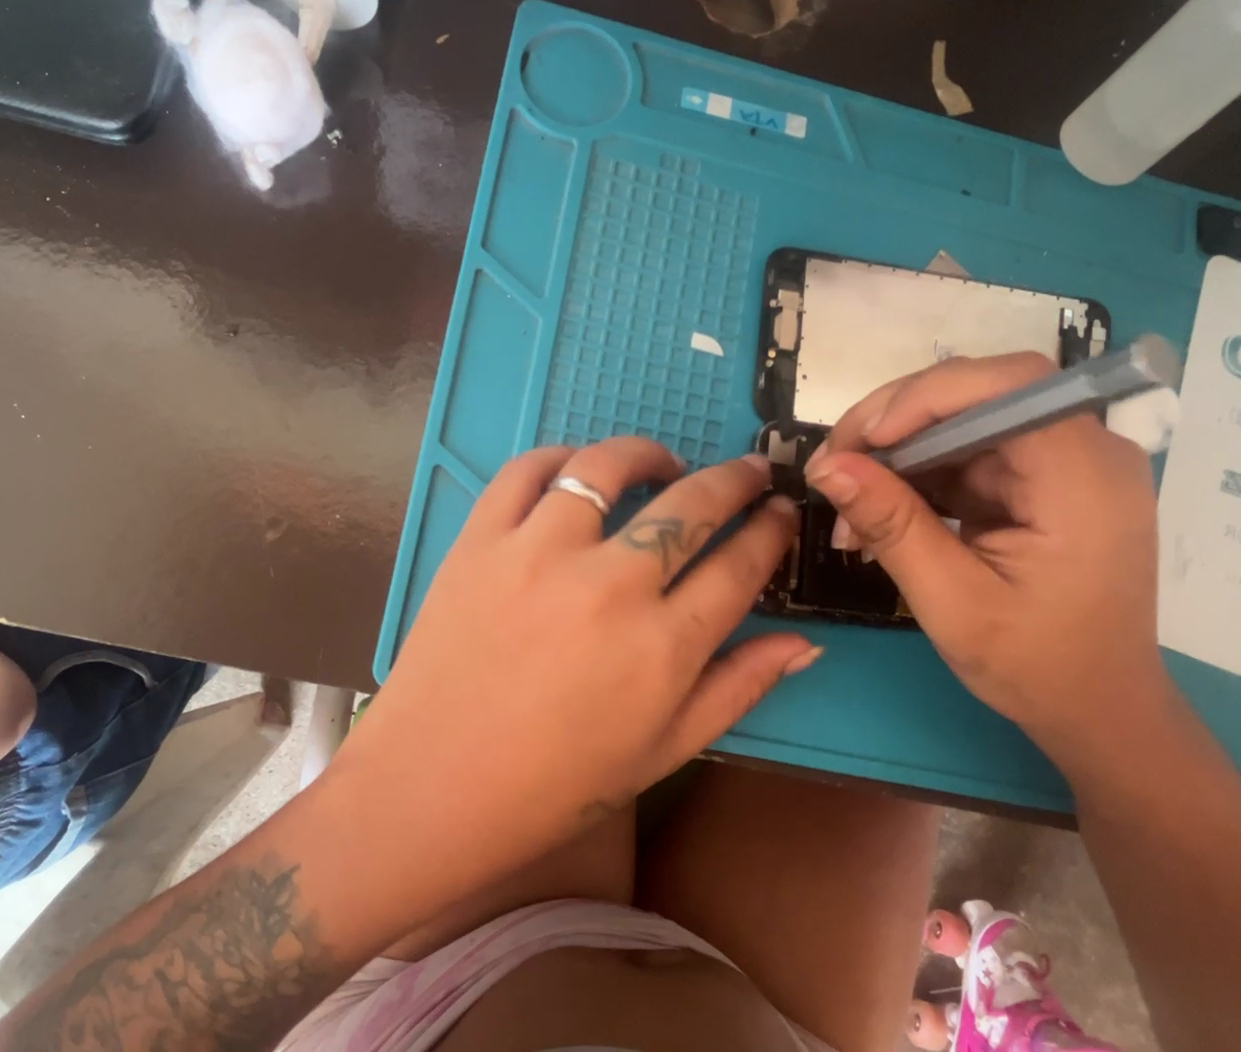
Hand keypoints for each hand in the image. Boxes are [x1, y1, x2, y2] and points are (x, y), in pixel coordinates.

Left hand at [337, 438, 816, 861]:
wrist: (435, 785)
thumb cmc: (555, 785)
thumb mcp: (663, 752)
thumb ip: (738, 690)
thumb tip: (805, 645)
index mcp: (664, 646)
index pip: (741, 565)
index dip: (771, 531)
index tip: (782, 513)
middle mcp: (610, 585)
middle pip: (692, 504)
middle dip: (737, 479)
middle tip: (751, 472)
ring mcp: (538, 553)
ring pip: (608, 468)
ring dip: (650, 455)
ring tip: (665, 462)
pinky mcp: (480, 541)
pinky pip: (526, 471)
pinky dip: (560, 457)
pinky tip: (578, 470)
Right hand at [802, 353, 1170, 746]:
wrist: (1097, 709)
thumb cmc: (1036, 666)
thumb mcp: (951, 601)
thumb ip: (892, 526)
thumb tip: (827, 466)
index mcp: (1084, 479)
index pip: (1008, 386)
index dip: (926, 397)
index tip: (861, 443)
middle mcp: (1087, 452)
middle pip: (980, 395)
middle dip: (897, 423)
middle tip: (832, 467)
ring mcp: (1065, 464)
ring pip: (964, 422)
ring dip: (898, 456)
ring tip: (847, 504)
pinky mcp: (1043, 482)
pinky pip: (969, 454)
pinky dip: (918, 478)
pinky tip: (880, 514)